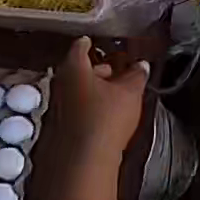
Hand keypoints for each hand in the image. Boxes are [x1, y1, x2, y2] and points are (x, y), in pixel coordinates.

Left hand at [53, 37, 148, 165]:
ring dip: (94, 88)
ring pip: (77, 89)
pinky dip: (90, 105)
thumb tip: (141, 65)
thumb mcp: (130, 92)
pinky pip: (77, 107)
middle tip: (116, 69)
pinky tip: (105, 113)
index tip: (96, 41)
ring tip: (116, 92)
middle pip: (79, 69)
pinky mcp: (60, 126)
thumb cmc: (106, 117)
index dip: (91, 43)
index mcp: (75, 68)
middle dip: (98, 68)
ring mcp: (57, 106)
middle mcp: (60, 83)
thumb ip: (137, 75)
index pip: (81, 47)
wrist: (84, 158)